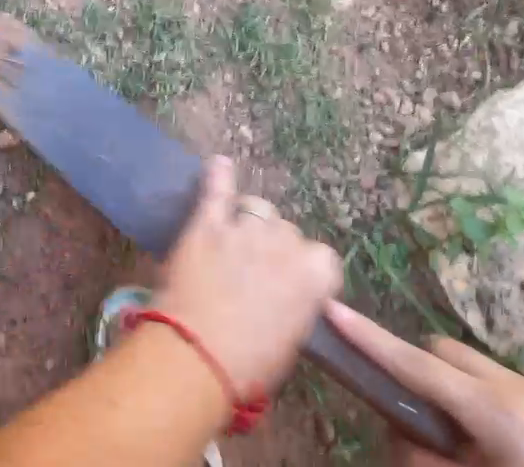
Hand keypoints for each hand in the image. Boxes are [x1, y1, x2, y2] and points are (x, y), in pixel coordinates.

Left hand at [153, 156, 342, 392]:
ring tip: (235, 236)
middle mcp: (285, 245)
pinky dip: (217, 176)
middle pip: (287, 230)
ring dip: (249, 219)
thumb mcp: (291, 337)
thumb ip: (296, 302)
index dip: (304, 269)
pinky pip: (216, 191)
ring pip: (257, 208)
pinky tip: (218, 163)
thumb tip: (286, 294)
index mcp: (315, 277)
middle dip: (275, 245)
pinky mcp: (207, 223)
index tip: (291, 282)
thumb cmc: (251, 360)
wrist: (200, 351)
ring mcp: (244, 230)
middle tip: (255, 269)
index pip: (323, 257)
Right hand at [324, 301, 523, 466]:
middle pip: (447, 352)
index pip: (415, 364)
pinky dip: (497, 416)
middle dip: (422, 372)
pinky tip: (511, 457)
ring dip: (462, 399)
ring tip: (472, 449)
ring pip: (482, 374)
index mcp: (500, 413)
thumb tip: (400, 433)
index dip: (368, 337)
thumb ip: (426, 459)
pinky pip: (518, 398)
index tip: (331, 309)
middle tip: (419, 422)